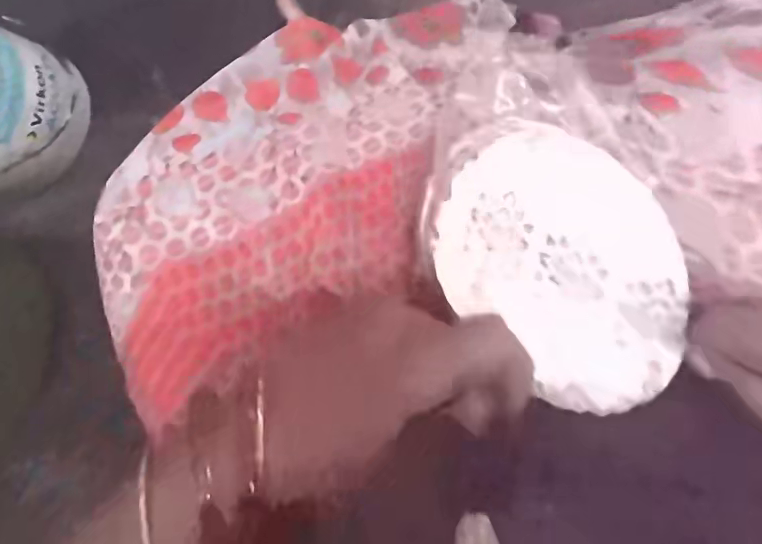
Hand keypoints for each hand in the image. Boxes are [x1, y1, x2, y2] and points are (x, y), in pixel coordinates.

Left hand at [252, 297, 531, 502]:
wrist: (245, 429)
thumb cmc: (324, 450)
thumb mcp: (401, 455)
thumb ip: (449, 422)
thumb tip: (476, 410)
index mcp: (418, 348)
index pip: (496, 336)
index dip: (515, 375)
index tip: (505, 419)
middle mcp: (393, 312)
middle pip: (458, 332)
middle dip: (473, 375)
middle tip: (466, 427)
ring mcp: (359, 306)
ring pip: (423, 327)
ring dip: (436, 364)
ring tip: (426, 413)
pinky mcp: (334, 311)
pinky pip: (388, 325)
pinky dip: (403, 352)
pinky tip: (389, 391)